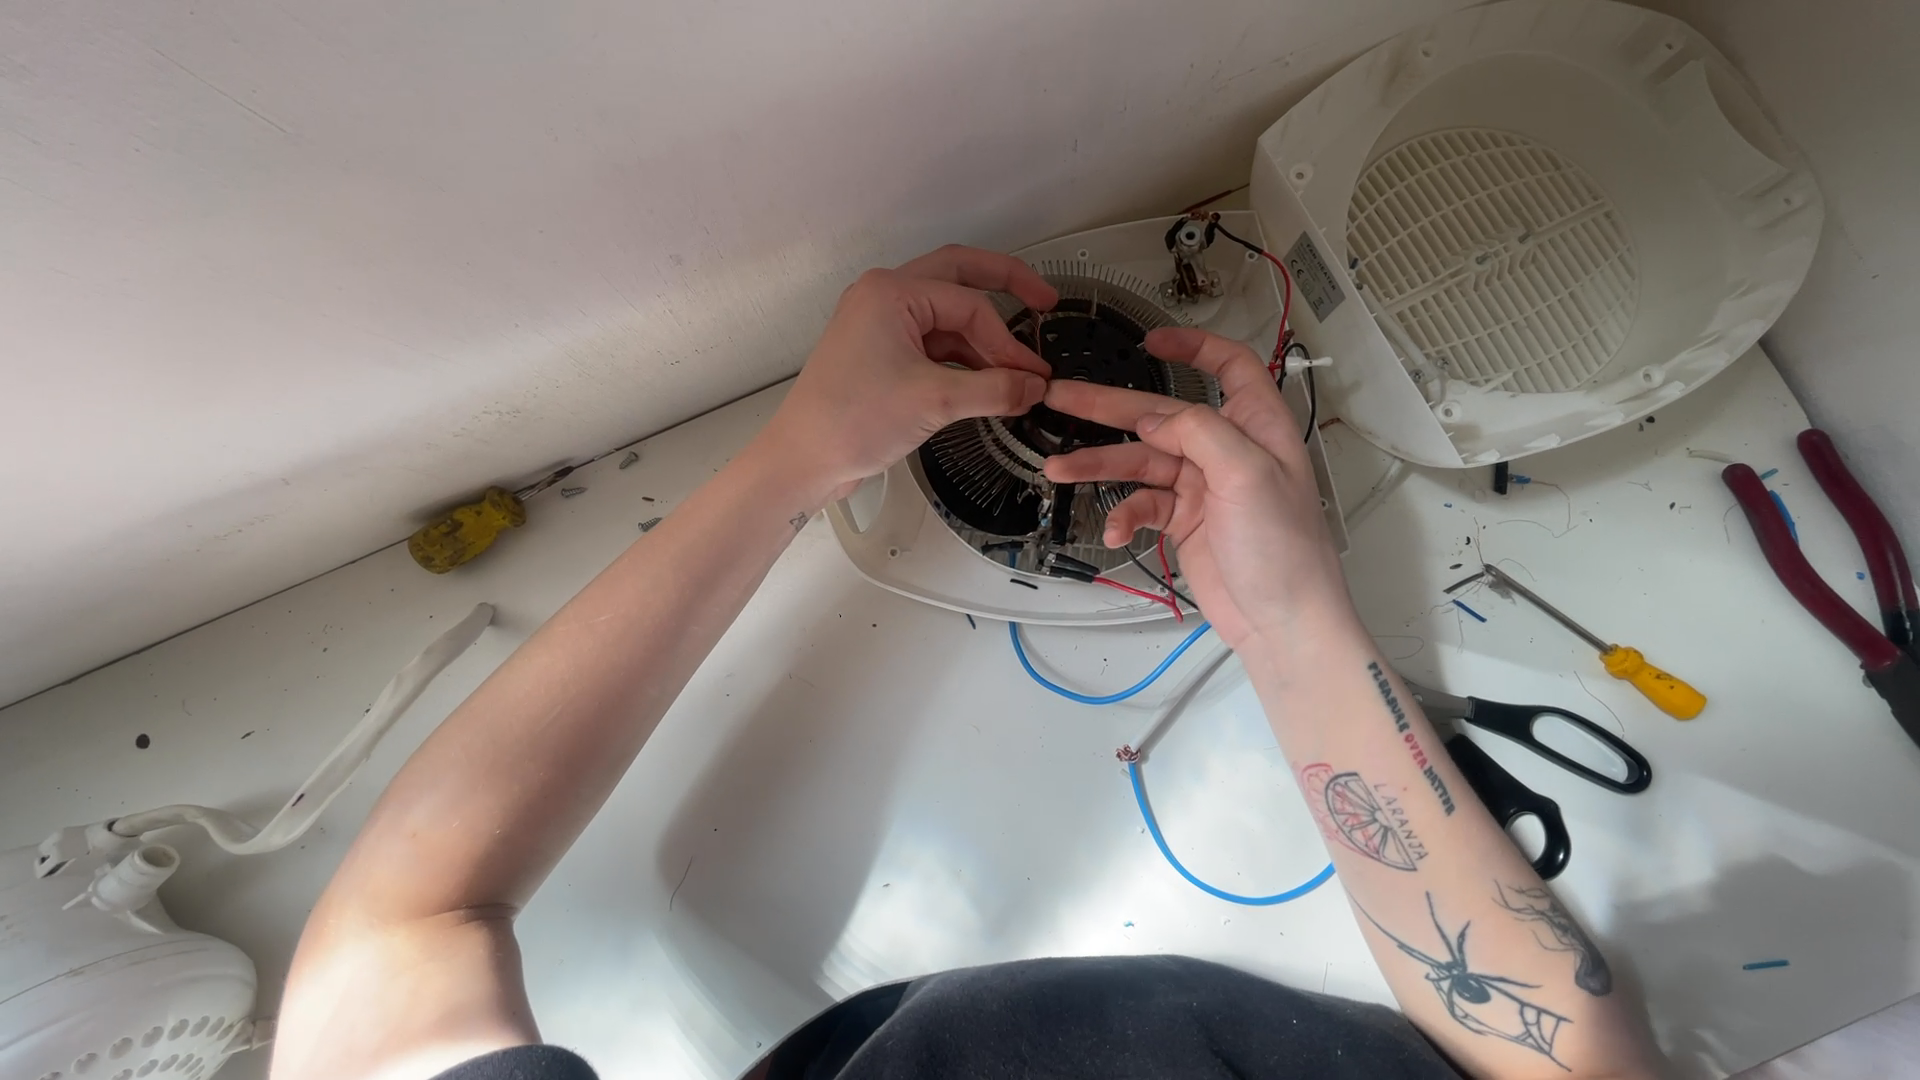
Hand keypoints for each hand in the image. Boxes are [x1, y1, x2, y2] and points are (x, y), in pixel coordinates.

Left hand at [756, 245, 1058, 502]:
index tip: (1033, 375)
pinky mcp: (882, 357)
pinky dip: (962, 362)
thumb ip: (993, 389)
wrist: (804, 460)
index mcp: (892, 293)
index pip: (970, 304)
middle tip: (1044, 299)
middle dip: (1004, 287)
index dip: (1007, 341)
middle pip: (959, 278)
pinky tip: (986, 385)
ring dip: (982, 341)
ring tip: (1016, 373)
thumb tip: (1034, 386)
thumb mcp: (934, 402)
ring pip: (947, 318)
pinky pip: (933, 346)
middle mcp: (885, 299)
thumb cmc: (850, 422)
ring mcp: (881, 327)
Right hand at [1042, 328, 1355, 652]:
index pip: (1228, 368)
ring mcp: (1200, 487)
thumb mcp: (1249, 475)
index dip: (1194, 347)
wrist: (1281, 622)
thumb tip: (1153, 418)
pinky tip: (1115, 530)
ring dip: (1098, 466)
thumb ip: (1200, 433)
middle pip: (1159, 416)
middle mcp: (1224, 451)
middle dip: (1108, 407)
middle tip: (1061, 397)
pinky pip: (1141, 507)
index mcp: (1254, 427)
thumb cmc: (1287, 552)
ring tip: (1058, 467)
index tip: (1152, 341)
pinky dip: (1124, 516)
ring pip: (1139, 464)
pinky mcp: (1182, 521)